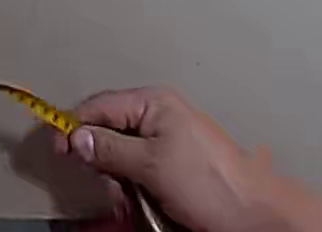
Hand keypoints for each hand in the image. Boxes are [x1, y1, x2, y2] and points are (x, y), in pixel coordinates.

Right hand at [56, 87, 321, 231]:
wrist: (263, 221)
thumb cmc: (210, 184)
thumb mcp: (153, 164)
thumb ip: (109, 148)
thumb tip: (74, 138)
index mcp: (152, 102)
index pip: (99, 105)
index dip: (75, 126)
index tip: (58, 149)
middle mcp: (157, 115)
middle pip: (109, 132)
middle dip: (106, 164)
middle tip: (112, 191)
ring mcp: (167, 142)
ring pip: (123, 157)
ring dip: (122, 184)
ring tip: (135, 206)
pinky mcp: (175, 167)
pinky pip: (141, 172)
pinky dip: (138, 191)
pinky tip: (147, 208)